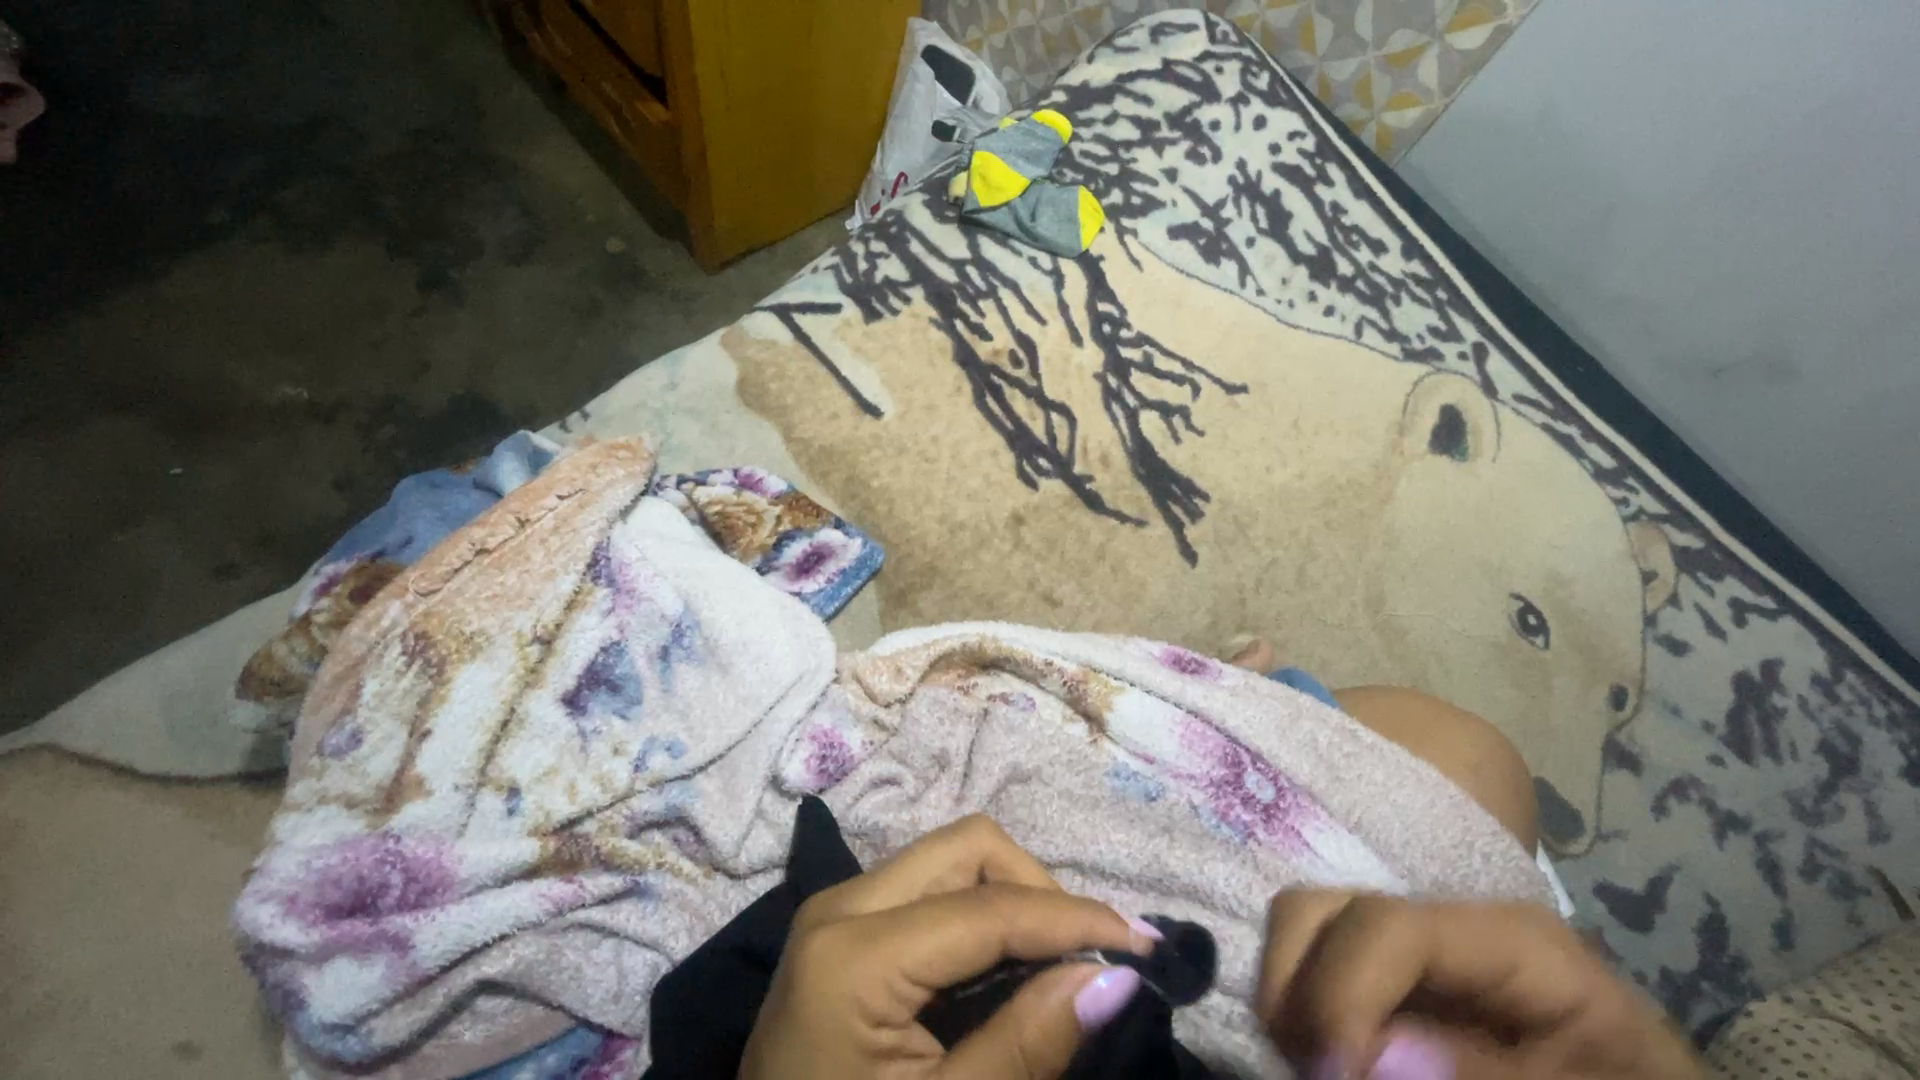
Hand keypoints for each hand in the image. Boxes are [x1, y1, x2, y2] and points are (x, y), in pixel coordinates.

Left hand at [739, 815, 1159, 1079]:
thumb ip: (1026, 1043)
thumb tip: (1116, 979)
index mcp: (854, 953)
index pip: (989, 908)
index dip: (1074, 921)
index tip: (1146, 946)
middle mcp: (840, 904)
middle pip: (968, 847)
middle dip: (1040, 890)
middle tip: (1091, 957)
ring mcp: (835, 908)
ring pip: (950, 858)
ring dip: (1014, 895)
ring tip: (1058, 960)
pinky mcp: (841, 926)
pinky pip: (928, 886)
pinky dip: (982, 908)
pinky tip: (1010, 958)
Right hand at [1257, 891, 1702, 1078]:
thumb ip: (1494, 1076)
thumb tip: (1377, 1055)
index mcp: (1506, 939)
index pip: (1386, 926)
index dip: (1341, 991)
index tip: (1332, 1074)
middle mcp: (1443, 921)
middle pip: (1323, 908)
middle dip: (1298, 987)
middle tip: (1314, 1069)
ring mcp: (1410, 945)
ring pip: (1303, 927)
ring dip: (1290, 997)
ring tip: (1317, 1065)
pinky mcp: (1390, 976)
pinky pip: (1312, 965)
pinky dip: (1299, 1009)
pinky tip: (1328, 1057)